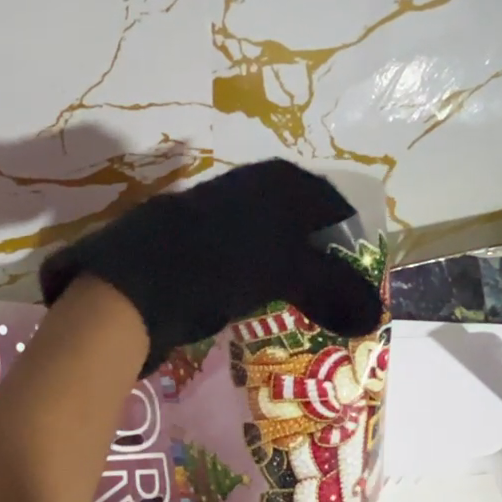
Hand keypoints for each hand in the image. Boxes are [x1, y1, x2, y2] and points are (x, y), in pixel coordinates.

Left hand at [38, 159, 382, 374]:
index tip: (356, 276)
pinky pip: (227, 261)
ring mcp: (205, 215)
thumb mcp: (284, 274)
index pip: (329, 203)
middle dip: (313, 258)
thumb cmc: (215, 269)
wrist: (126, 289)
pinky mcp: (178, 246)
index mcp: (273, 183)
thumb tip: (375, 318)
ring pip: (259, 241)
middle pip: (293, 221)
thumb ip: (331, 291)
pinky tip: (244, 305)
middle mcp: (240, 189)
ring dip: (278, 271)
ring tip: (293, 306)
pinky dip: (245, 281)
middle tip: (329, 297)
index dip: (348, 239)